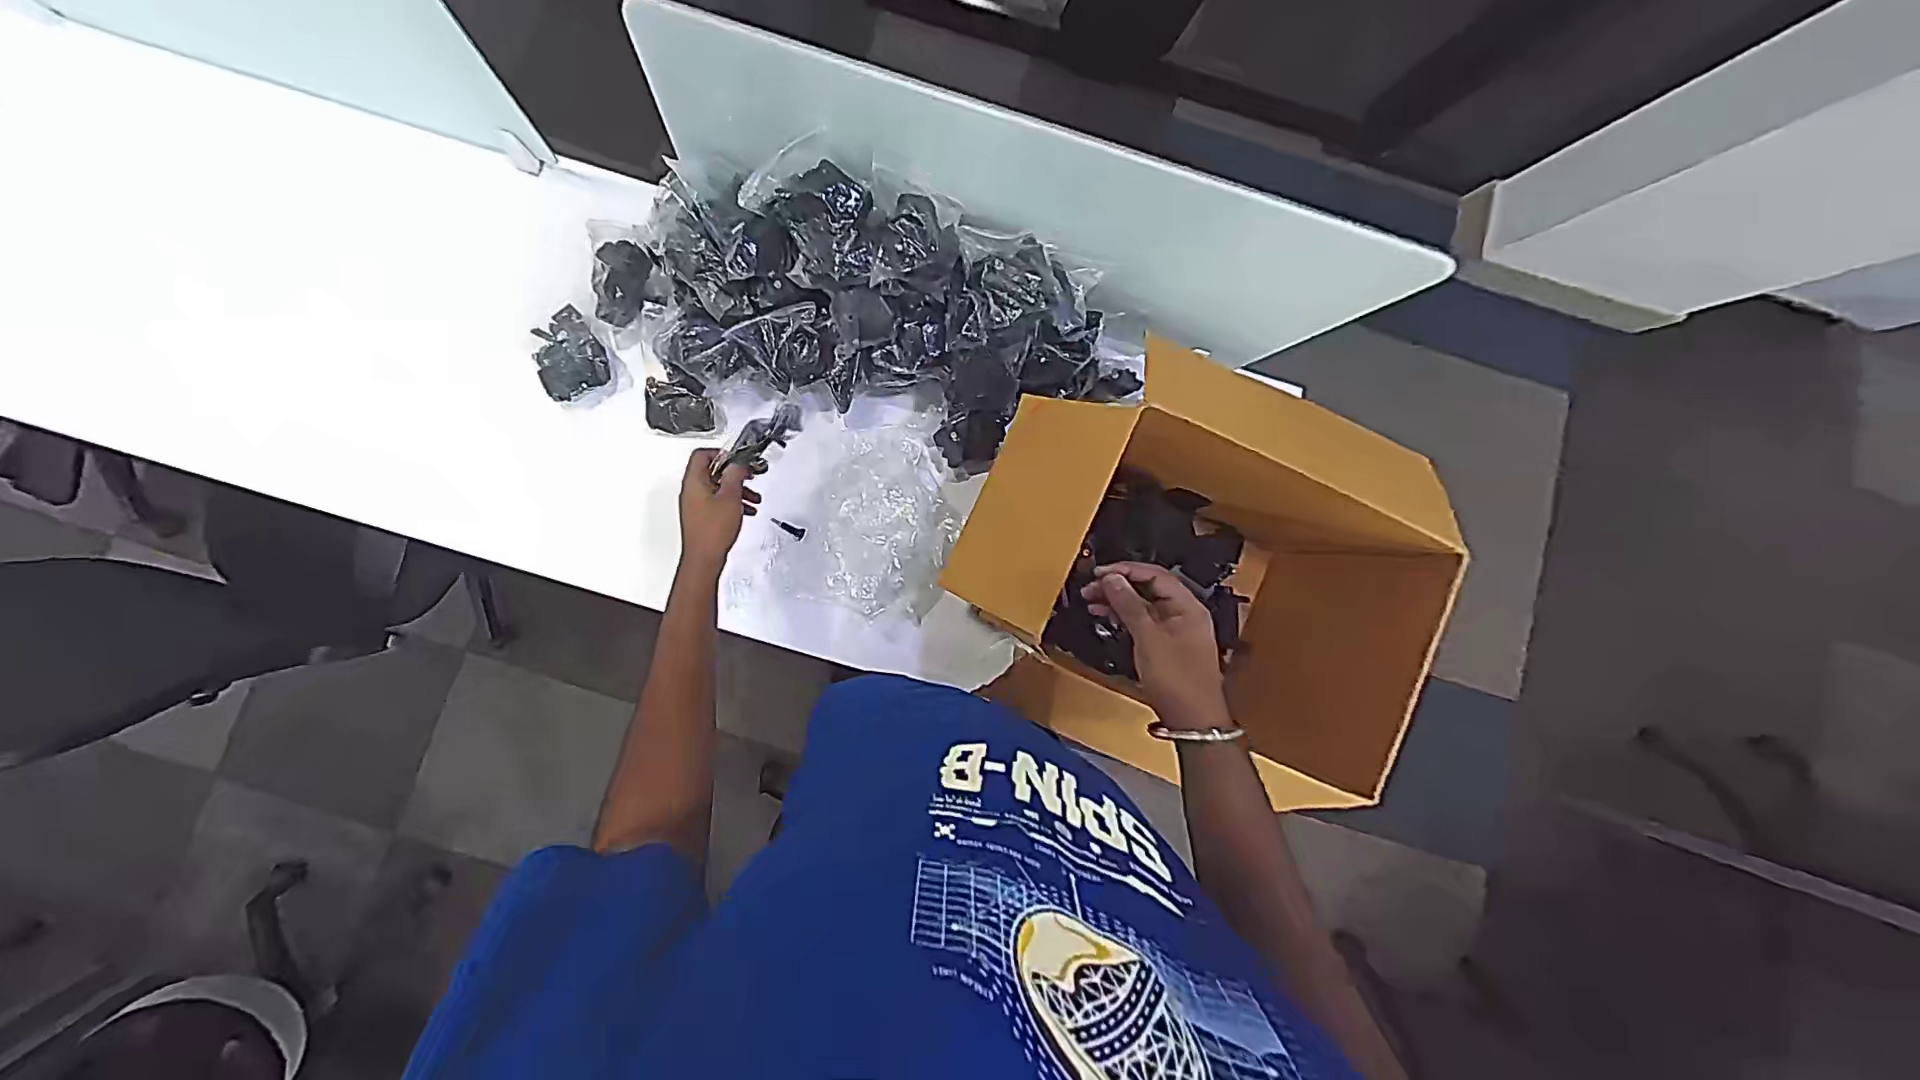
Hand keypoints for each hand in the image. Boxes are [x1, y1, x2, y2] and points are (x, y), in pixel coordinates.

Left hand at [678, 447, 758, 576]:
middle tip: (748, 475)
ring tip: (752, 496)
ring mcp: (695, 504)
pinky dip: (732, 501)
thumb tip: (737, 464)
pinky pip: (717, 501)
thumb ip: (735, 475)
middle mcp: (691, 491)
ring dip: (736, 489)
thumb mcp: (731, 496)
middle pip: (712, 471)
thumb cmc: (712, 531)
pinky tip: (745, 509)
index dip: (722, 453)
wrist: (704, 557)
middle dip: (734, 473)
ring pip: (717, 487)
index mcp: (694, 481)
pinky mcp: (702, 516)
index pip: (702, 455)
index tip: (738, 458)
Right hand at [1081, 562, 1232, 730]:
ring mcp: (1175, 630)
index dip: (1126, 570)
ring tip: (1093, 601)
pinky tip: (1108, 617)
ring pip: (1143, 605)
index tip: (1101, 573)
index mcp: (1188, 607)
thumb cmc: (1180, 682)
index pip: (1155, 575)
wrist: (1191, 720)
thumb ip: (1129, 605)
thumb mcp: (1148, 638)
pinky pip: (1143, 621)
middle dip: (1119, 585)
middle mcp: (1184, 615)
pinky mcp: (1166, 645)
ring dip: (1118, 601)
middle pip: (1148, 588)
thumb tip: (1113, 580)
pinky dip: (1124, 617)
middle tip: (1092, 588)